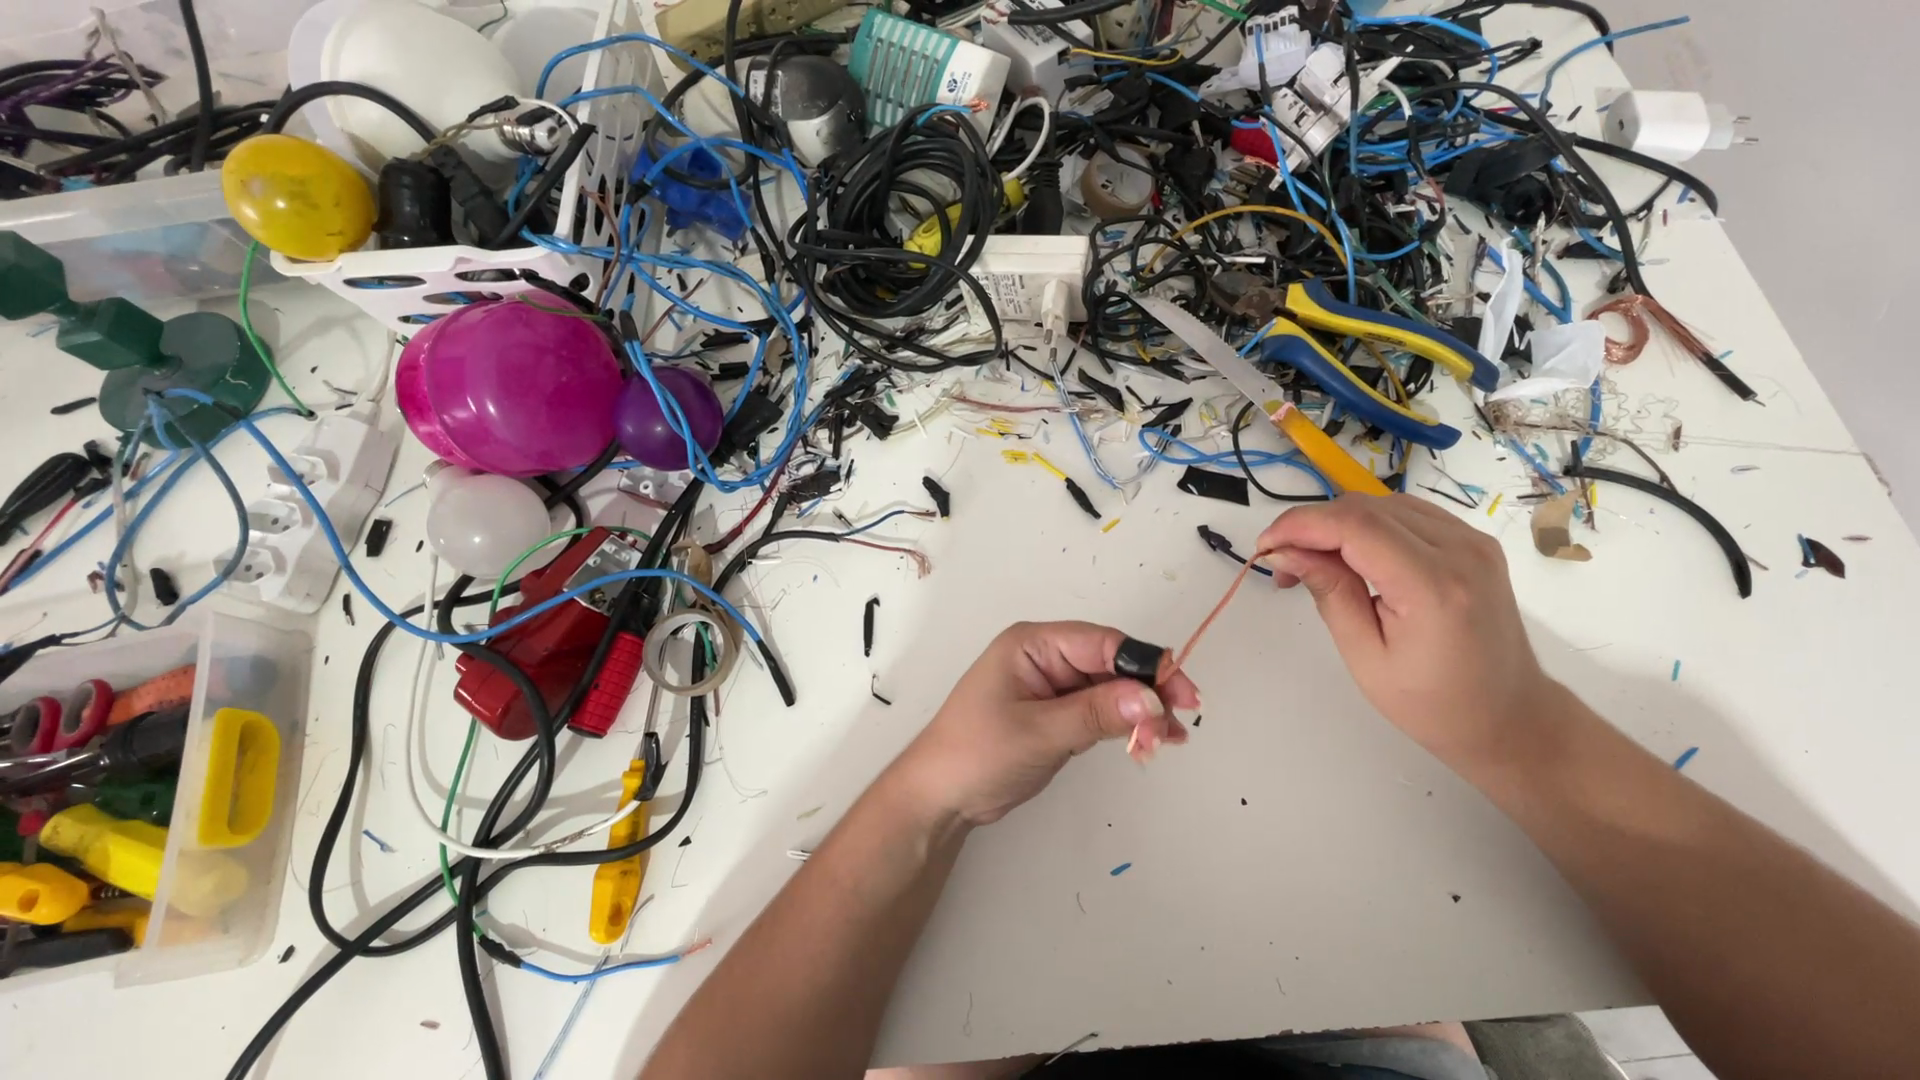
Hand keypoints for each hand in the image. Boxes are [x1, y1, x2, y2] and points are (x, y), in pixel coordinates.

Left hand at [889, 621, 1201, 825]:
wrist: (940, 795)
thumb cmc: (977, 753)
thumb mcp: (1039, 733)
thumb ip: (1095, 714)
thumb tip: (1151, 698)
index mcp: (1034, 644)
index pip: (1103, 643)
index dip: (1147, 665)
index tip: (1181, 696)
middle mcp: (1047, 657)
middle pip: (1113, 663)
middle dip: (1148, 692)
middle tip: (1177, 727)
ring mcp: (1054, 686)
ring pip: (1113, 688)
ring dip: (1143, 711)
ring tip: (1170, 740)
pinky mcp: (1059, 714)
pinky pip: (1102, 710)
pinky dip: (1127, 724)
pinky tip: (1152, 740)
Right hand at [1257, 495, 1556, 765]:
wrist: (1510, 717)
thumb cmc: (1432, 704)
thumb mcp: (1366, 656)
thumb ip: (1329, 593)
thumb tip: (1284, 551)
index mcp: (1435, 587)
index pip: (1355, 526)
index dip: (1299, 526)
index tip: (1264, 548)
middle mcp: (1461, 551)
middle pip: (1366, 507)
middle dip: (1312, 526)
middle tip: (1283, 565)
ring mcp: (1472, 541)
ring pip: (1383, 504)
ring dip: (1336, 524)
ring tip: (1312, 563)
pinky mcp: (1472, 542)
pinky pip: (1406, 514)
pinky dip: (1366, 526)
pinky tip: (1349, 555)